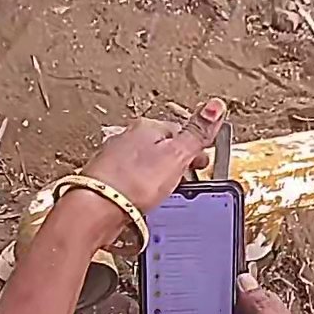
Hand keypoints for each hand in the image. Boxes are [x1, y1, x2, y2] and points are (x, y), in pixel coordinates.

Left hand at [83, 101, 225, 212]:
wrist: (97, 208)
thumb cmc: (133, 182)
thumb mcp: (177, 155)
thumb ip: (197, 132)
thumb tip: (216, 106)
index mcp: (147, 127)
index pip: (179, 130)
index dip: (195, 148)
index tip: (203, 162)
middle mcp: (127, 138)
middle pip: (160, 146)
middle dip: (176, 161)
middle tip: (188, 178)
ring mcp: (114, 159)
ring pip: (144, 163)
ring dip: (157, 175)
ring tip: (166, 191)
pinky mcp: (107, 181)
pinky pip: (131, 179)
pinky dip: (141, 186)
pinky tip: (144, 198)